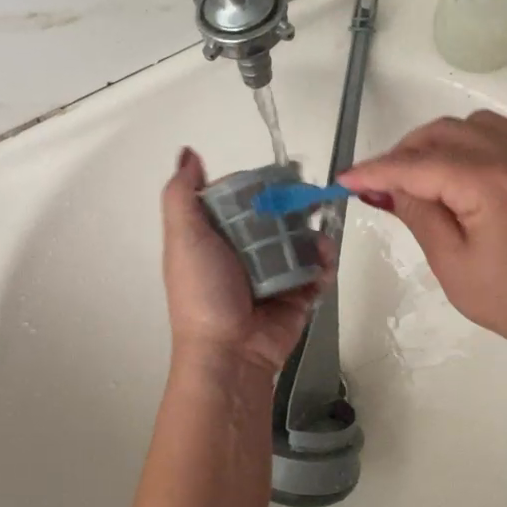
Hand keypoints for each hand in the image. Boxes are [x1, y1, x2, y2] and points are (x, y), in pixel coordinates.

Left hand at [161, 148, 323, 373]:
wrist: (229, 353)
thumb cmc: (203, 292)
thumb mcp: (183, 237)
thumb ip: (183, 195)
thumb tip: (188, 152)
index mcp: (213, 237)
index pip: (239, 199)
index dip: (257, 186)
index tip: (277, 177)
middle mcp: (243, 253)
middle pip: (275, 218)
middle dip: (295, 207)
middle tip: (311, 200)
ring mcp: (273, 275)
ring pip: (301, 242)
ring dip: (314, 235)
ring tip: (319, 239)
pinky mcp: (297, 296)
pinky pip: (317, 271)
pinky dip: (324, 263)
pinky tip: (324, 260)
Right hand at [338, 111, 506, 361]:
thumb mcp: (451, 261)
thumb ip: (416, 214)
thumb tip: (383, 186)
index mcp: (488, 182)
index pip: (416, 165)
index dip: (376, 171)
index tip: (344, 179)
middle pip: (439, 134)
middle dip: (402, 155)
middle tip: (379, 187)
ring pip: (466, 126)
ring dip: (434, 145)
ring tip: (416, 180)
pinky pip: (496, 131)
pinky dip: (468, 142)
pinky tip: (458, 171)